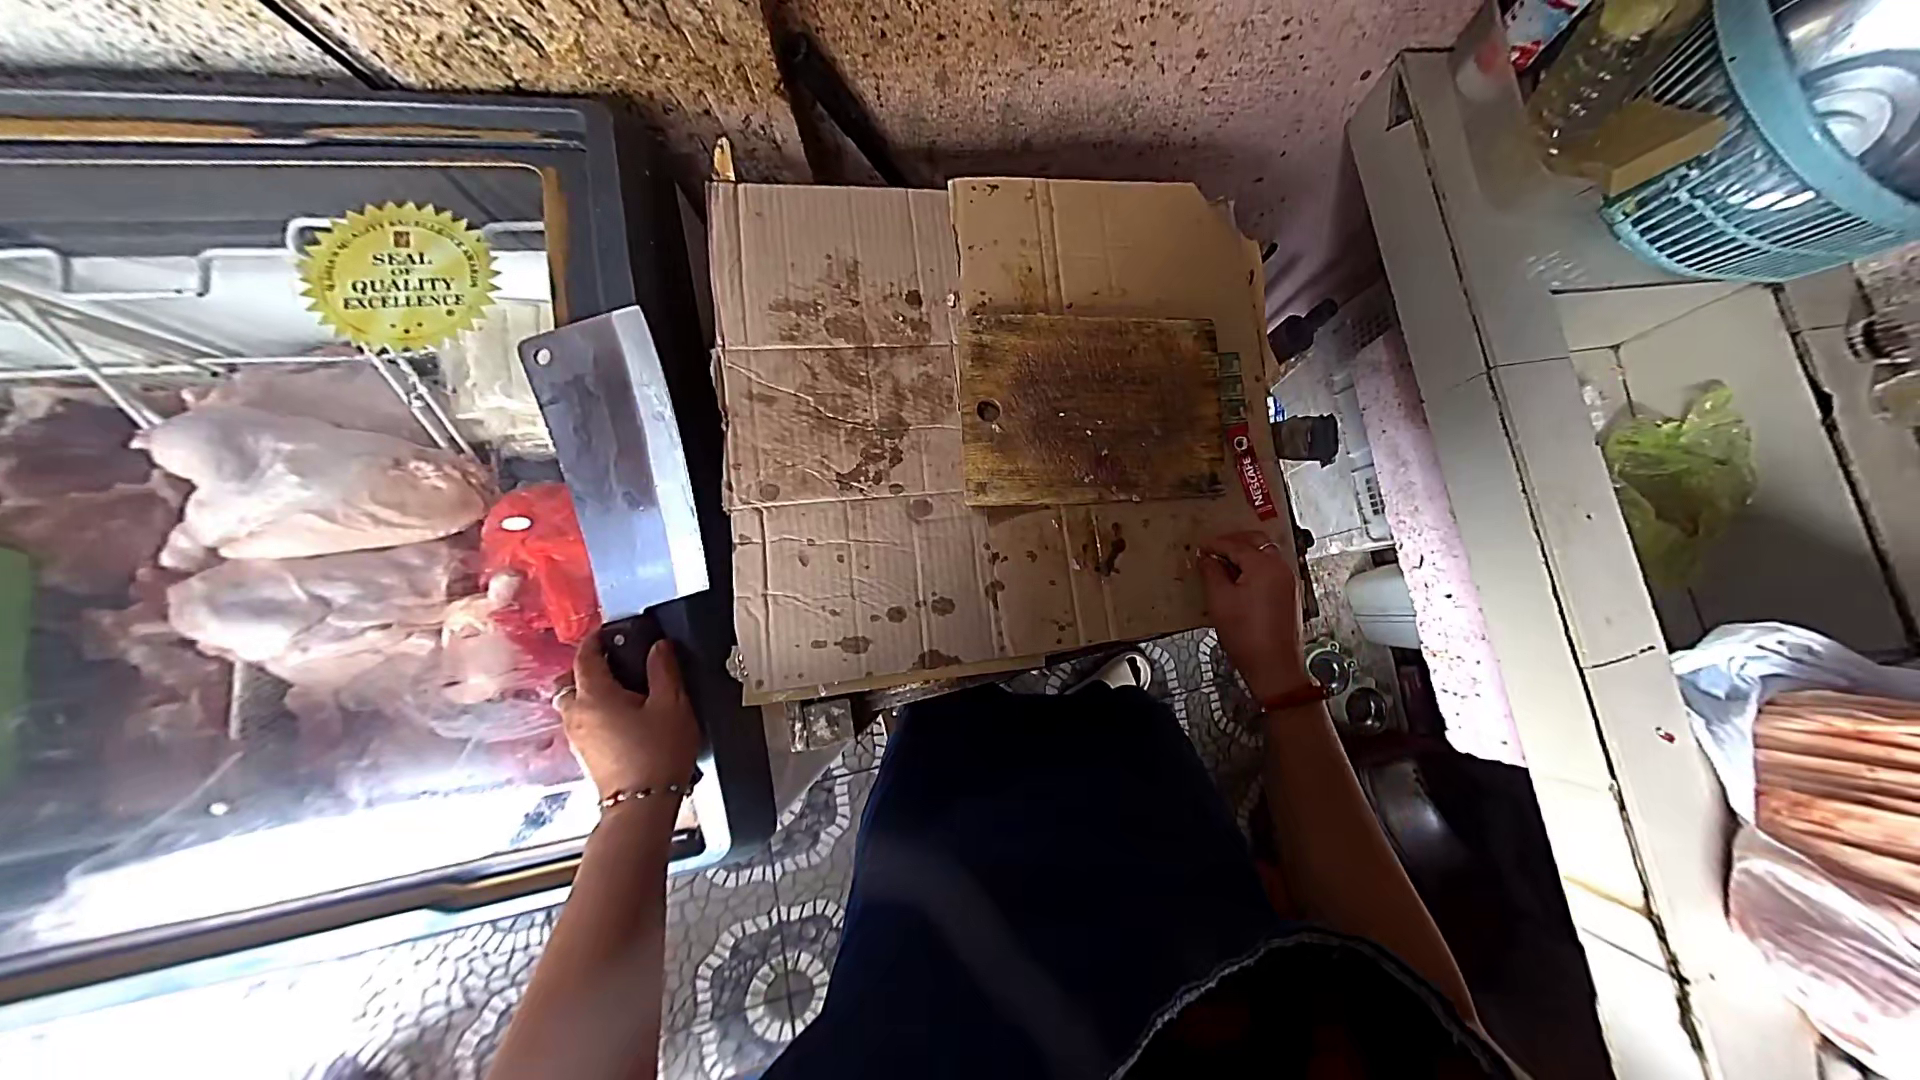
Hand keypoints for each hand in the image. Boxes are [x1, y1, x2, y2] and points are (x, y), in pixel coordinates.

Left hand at [560, 629, 701, 800]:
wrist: (643, 803)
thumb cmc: (657, 754)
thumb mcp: (673, 703)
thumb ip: (664, 669)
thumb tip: (660, 648)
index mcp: (595, 696)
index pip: (585, 656)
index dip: (596, 639)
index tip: (607, 632)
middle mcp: (577, 714)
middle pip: (570, 680)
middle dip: (588, 667)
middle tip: (614, 661)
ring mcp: (577, 736)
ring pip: (573, 702)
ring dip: (590, 690)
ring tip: (621, 688)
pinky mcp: (584, 753)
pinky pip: (582, 721)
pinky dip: (594, 710)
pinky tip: (620, 715)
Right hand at [1198, 530, 1310, 701]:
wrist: (1273, 665)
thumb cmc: (1246, 634)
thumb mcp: (1219, 600)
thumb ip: (1211, 573)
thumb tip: (1207, 559)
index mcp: (1264, 566)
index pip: (1236, 545)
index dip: (1215, 545)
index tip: (1201, 549)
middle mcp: (1281, 569)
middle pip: (1257, 542)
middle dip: (1234, 542)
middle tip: (1213, 550)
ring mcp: (1289, 582)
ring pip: (1266, 555)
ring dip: (1245, 554)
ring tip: (1223, 565)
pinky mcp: (1289, 595)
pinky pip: (1271, 570)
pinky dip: (1255, 567)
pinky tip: (1239, 580)